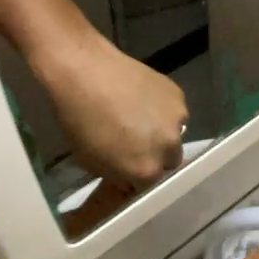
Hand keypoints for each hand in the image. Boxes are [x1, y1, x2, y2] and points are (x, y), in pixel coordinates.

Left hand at [35, 28, 186, 192]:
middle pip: (169, 161)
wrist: (86, 72)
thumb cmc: (79, 120)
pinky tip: (142, 100)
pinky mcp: (179, 95)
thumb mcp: (91, 161)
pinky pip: (174, 111)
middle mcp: (169, 148)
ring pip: (175, 134)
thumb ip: (119, 173)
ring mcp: (178, 119)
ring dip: (162, 133)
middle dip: (156, 157)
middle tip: (136, 144)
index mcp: (146, 170)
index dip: (140, 179)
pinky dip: (162, 110)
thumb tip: (130, 175)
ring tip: (139, 118)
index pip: (151, 187)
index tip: (129, 170)